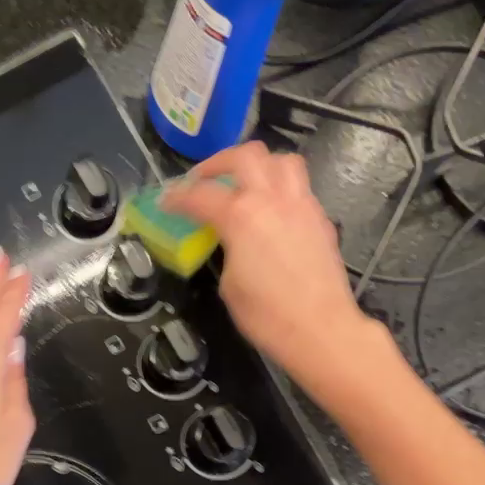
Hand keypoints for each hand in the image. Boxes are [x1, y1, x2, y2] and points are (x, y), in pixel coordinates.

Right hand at [160, 142, 389, 393]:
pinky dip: (278, 187)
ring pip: (280, 160)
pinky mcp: (319, 218)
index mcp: (242, 216)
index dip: (177, 197)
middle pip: (245, 156)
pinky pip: (298, 186)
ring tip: (242, 184)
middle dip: (218, 163)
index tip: (165, 202)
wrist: (318, 329)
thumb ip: (227, 249)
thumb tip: (231, 242)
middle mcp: (273, 199)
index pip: (201, 195)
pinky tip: (269, 211)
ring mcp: (302, 205)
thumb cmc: (266, 315)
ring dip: (256, 165)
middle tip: (202, 180)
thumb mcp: (228, 285)